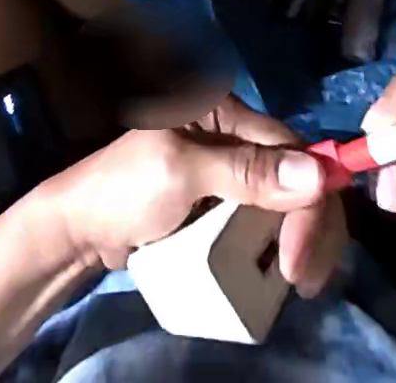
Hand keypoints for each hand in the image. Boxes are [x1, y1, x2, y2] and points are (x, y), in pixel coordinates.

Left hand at [33, 96, 347, 295]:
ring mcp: (233, 170)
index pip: (290, 147)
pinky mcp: (226, 202)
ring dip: (302, 239)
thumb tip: (316, 174)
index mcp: (226, 111)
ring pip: (289, 199)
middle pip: (298, 173)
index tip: (297, 257)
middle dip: (312, 224)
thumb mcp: (180, 173)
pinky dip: (281, 243)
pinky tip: (281, 271)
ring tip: (294, 284)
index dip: (309, 198)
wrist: (79, 231)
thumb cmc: (121, 190)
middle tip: (303, 281)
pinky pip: (268, 218)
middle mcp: (237, 135)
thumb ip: (245, 172)